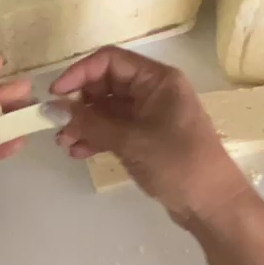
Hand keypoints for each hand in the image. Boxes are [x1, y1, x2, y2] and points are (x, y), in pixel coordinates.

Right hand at [51, 47, 250, 227]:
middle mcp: (153, 92)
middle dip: (79, 103)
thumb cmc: (178, 163)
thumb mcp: (131, 141)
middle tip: (57, 125)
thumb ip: (90, 123)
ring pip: (106, 110)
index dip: (79, 73)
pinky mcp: (145, 138)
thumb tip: (52, 109)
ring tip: (64, 144)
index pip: (110, 61)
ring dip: (83, 124)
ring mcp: (149, 116)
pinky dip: (95, 138)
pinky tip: (79, 152)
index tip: (55, 94)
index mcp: (157, 80)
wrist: (211, 203)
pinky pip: (113, 130)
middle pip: (105, 84)